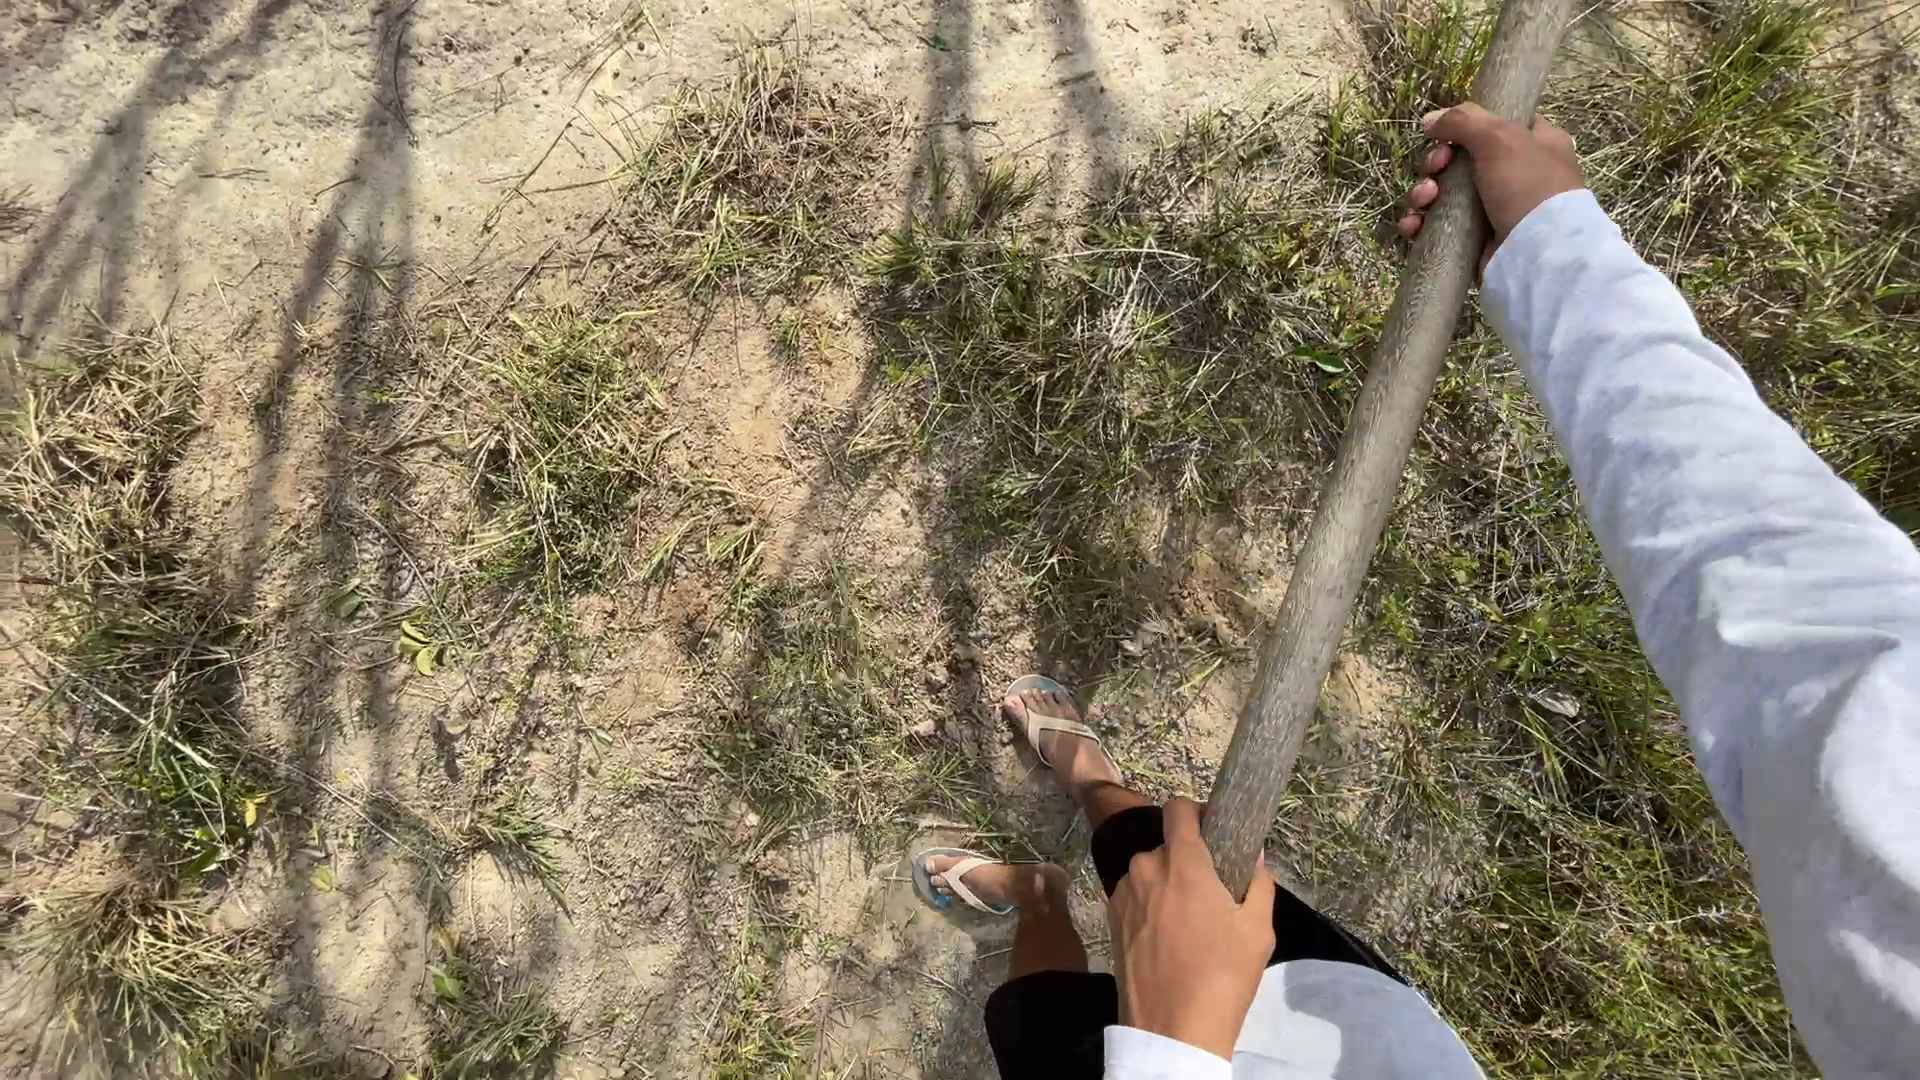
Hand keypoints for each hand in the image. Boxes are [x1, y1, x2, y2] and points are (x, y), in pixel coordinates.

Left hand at [1108, 799, 1276, 1060]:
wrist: (1171, 1029)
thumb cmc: (1222, 976)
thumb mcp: (1257, 930)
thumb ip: (1257, 882)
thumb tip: (1253, 855)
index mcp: (1181, 862)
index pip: (1178, 808)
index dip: (1196, 812)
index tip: (1213, 831)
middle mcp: (1145, 866)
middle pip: (1168, 846)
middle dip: (1188, 862)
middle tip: (1211, 894)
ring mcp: (1123, 891)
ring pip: (1150, 872)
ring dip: (1167, 884)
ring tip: (1189, 923)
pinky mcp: (1110, 916)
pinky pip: (1135, 895)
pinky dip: (1150, 905)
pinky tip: (1166, 938)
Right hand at [1397, 102, 1583, 272]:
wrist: (1534, 250)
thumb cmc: (1528, 185)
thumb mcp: (1501, 138)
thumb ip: (1465, 122)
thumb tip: (1429, 119)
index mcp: (1533, 144)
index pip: (1494, 127)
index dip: (1465, 130)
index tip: (1447, 138)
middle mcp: (1511, 175)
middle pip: (1458, 161)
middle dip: (1436, 165)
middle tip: (1434, 170)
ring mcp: (1488, 209)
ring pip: (1442, 195)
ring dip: (1423, 194)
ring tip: (1423, 201)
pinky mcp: (1468, 239)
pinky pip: (1434, 227)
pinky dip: (1419, 224)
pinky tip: (1411, 226)